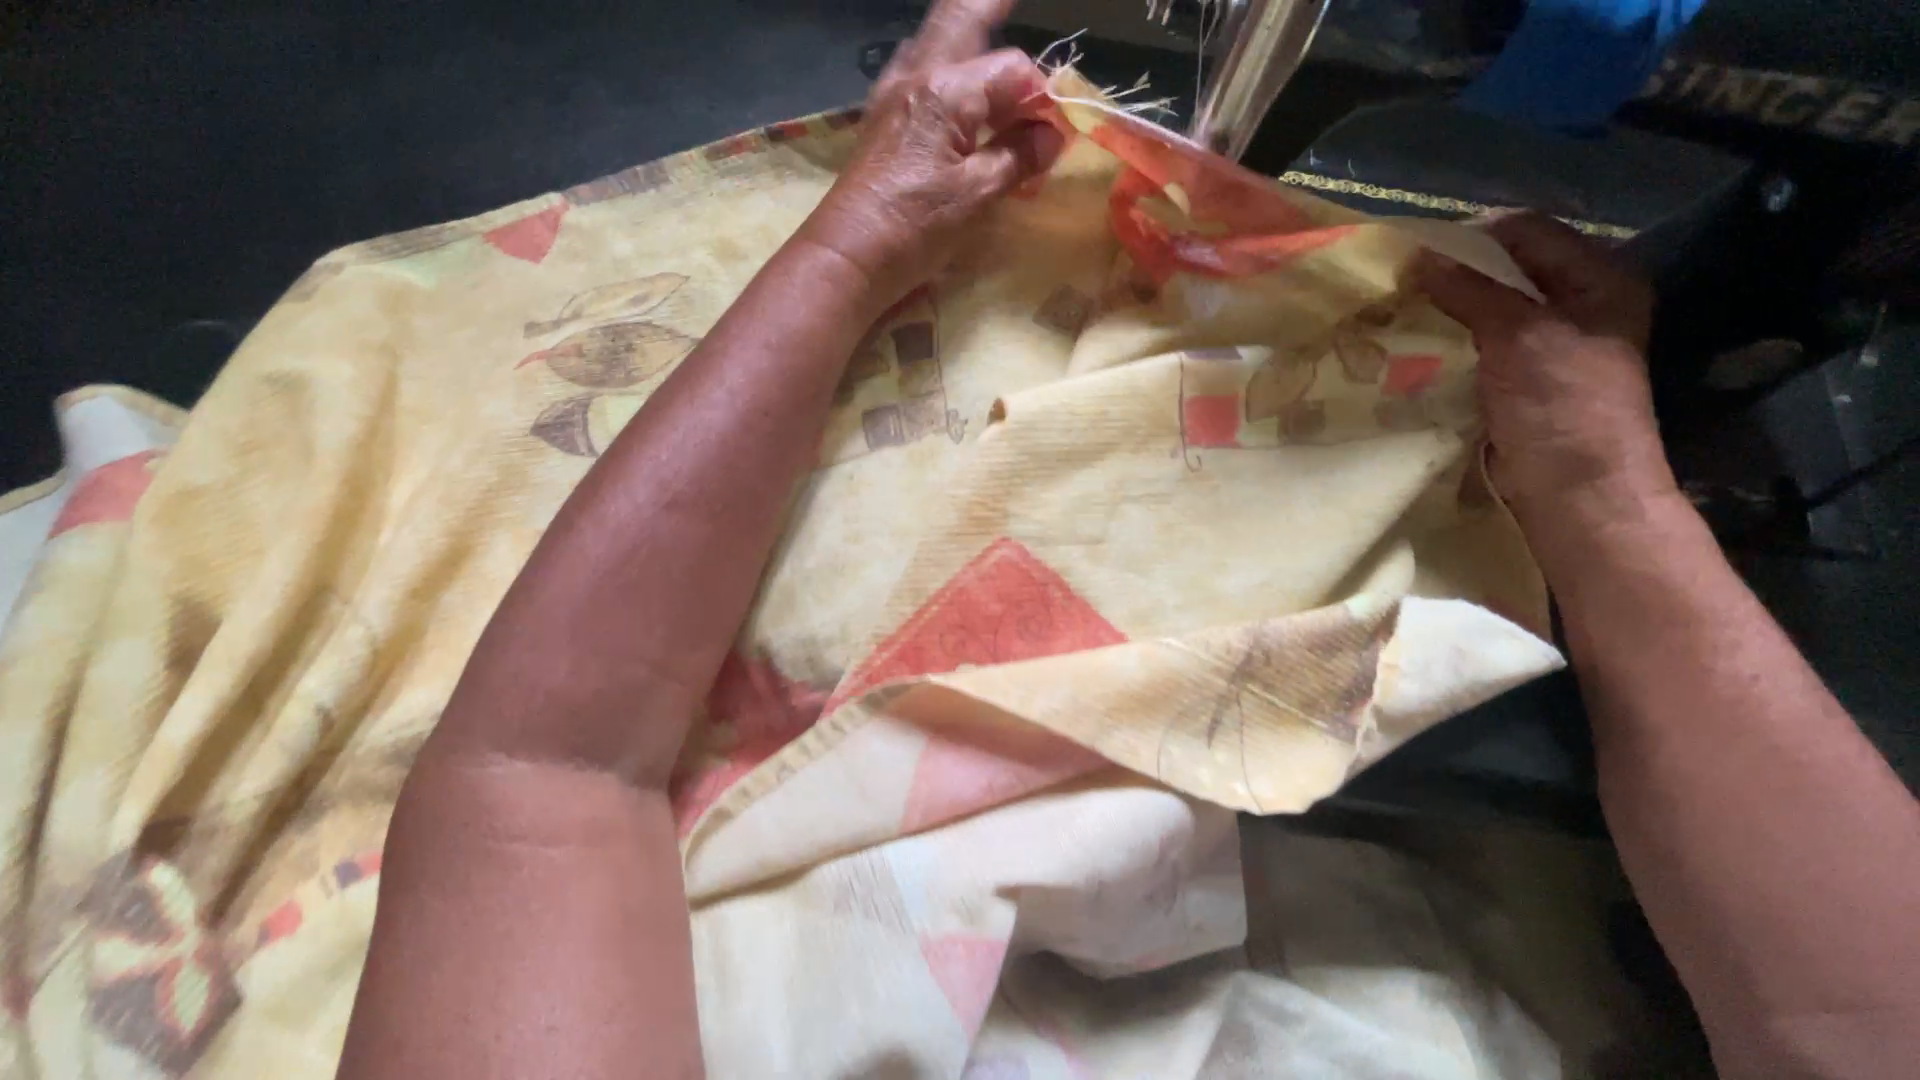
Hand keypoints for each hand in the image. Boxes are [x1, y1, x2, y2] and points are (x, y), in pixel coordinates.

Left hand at [797, 0, 1065, 312]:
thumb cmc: (914, 226)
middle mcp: (917, 76)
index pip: (1012, 69)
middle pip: (960, 18)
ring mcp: (893, 95)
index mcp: (947, 90)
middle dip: (990, 4)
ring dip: (962, 29)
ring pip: (932, 38)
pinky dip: (939, 62)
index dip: (1041, 96)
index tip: (1055, 132)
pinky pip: (915, 70)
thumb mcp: (977, 195)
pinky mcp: (881, 120)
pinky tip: (949, 79)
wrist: (848, 256)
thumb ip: (1018, 157)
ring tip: (987, 22)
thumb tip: (1053, 135)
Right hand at [1416, 212, 1678, 528]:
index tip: (1416, 252)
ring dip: (1449, 305)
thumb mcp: (1519, 335)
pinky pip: (1481, 340)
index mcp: (1599, 278)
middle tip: (1404, 281)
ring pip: (1489, 304)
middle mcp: (1578, 301)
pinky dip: (1451, 336)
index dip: (1472, 235)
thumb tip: (1421, 257)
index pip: (1528, 231)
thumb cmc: (1560, 404)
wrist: (1573, 486)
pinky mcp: (1521, 375)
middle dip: (1456, 270)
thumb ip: (1472, 290)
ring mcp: (1549, 341)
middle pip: (1507, 266)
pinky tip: (1418, 340)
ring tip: (1404, 308)